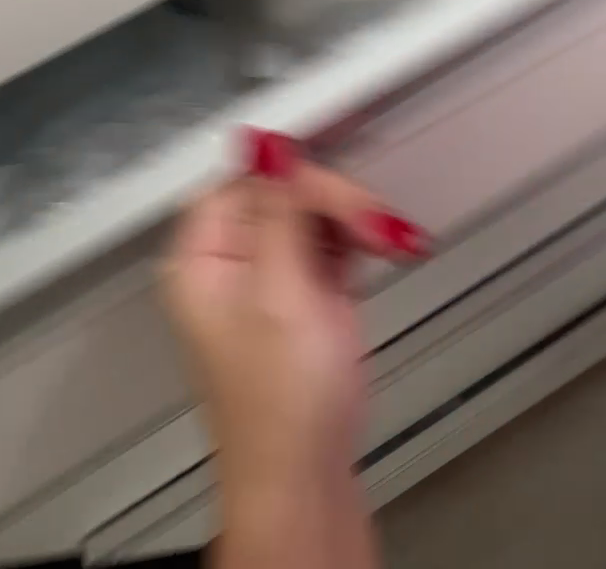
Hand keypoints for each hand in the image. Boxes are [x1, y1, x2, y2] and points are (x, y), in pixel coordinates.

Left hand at [163, 132, 427, 568]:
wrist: (309, 462)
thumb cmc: (283, 391)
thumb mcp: (281, 292)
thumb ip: (279, 212)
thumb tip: (265, 142)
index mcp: (207, 256)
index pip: (248, 182)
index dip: (295, 177)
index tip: (341, 188)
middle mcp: (239, 257)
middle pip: (291, 191)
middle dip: (342, 205)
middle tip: (382, 228)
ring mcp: (279, 270)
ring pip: (322, 211)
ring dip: (364, 221)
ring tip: (397, 244)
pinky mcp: (314, 284)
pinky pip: (341, 237)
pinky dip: (370, 239)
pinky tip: (394, 249)